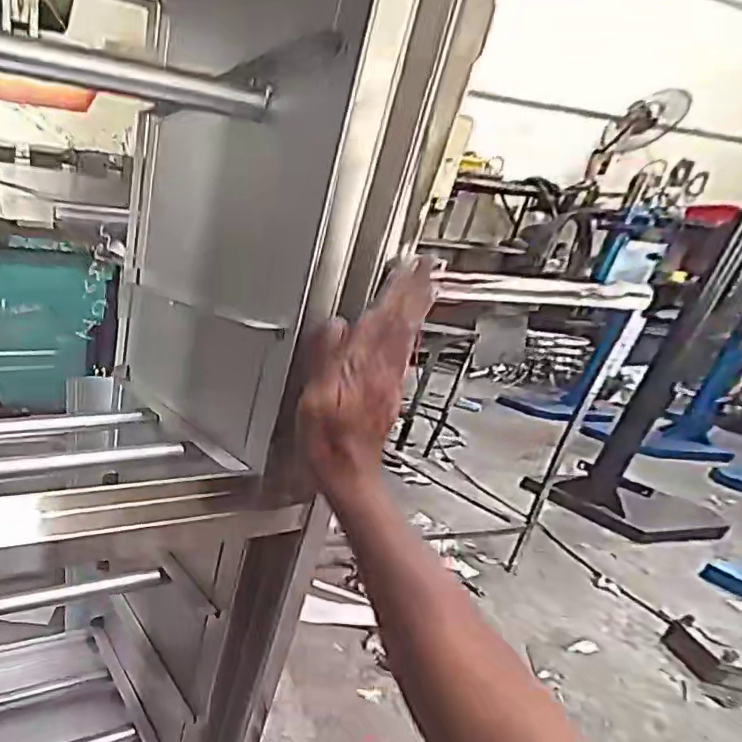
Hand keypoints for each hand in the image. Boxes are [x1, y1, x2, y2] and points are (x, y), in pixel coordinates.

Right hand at [299, 257, 437, 499]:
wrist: (349, 475)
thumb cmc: (328, 443)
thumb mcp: (314, 400)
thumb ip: (325, 359)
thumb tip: (336, 324)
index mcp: (363, 368)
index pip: (385, 319)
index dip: (397, 290)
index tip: (408, 266)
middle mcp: (383, 372)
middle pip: (403, 324)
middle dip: (414, 293)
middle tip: (426, 268)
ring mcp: (389, 384)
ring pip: (408, 339)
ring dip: (417, 311)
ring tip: (424, 290)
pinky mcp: (389, 396)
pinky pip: (404, 357)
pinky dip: (410, 337)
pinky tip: (410, 335)